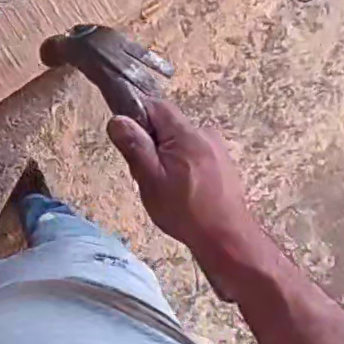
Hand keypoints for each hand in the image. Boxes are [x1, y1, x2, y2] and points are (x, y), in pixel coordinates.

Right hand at [107, 98, 270, 274]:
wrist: (226, 237)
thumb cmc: (184, 210)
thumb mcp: (150, 179)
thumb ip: (134, 146)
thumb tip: (118, 119)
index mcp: (186, 134)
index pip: (155, 106)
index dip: (135, 116)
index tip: (125, 138)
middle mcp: (205, 133)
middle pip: (167, 125)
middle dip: (149, 142)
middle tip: (143, 172)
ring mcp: (217, 148)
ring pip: (179, 141)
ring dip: (164, 156)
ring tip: (162, 186)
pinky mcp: (222, 163)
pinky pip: (193, 153)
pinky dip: (180, 165)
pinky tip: (180, 190)